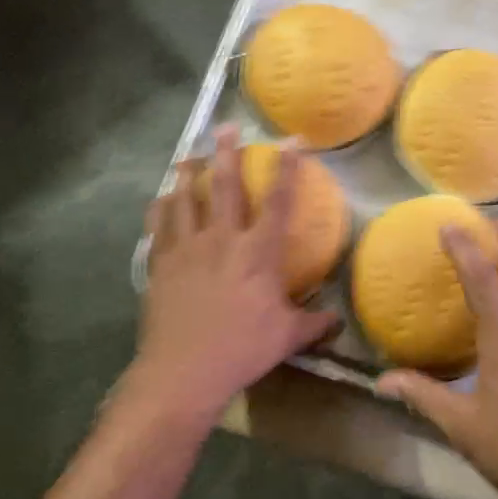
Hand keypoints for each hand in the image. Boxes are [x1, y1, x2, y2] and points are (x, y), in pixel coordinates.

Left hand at [128, 127, 338, 423]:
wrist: (183, 371)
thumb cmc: (241, 351)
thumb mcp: (287, 338)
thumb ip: (313, 324)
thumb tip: (338, 321)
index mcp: (258, 253)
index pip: (278, 201)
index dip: (289, 169)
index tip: (293, 140)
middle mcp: (222, 240)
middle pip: (226, 186)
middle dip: (227, 153)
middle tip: (225, 127)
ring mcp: (187, 248)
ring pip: (186, 198)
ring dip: (188, 173)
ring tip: (189, 156)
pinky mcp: (161, 263)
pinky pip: (159, 225)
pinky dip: (161, 208)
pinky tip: (161, 199)